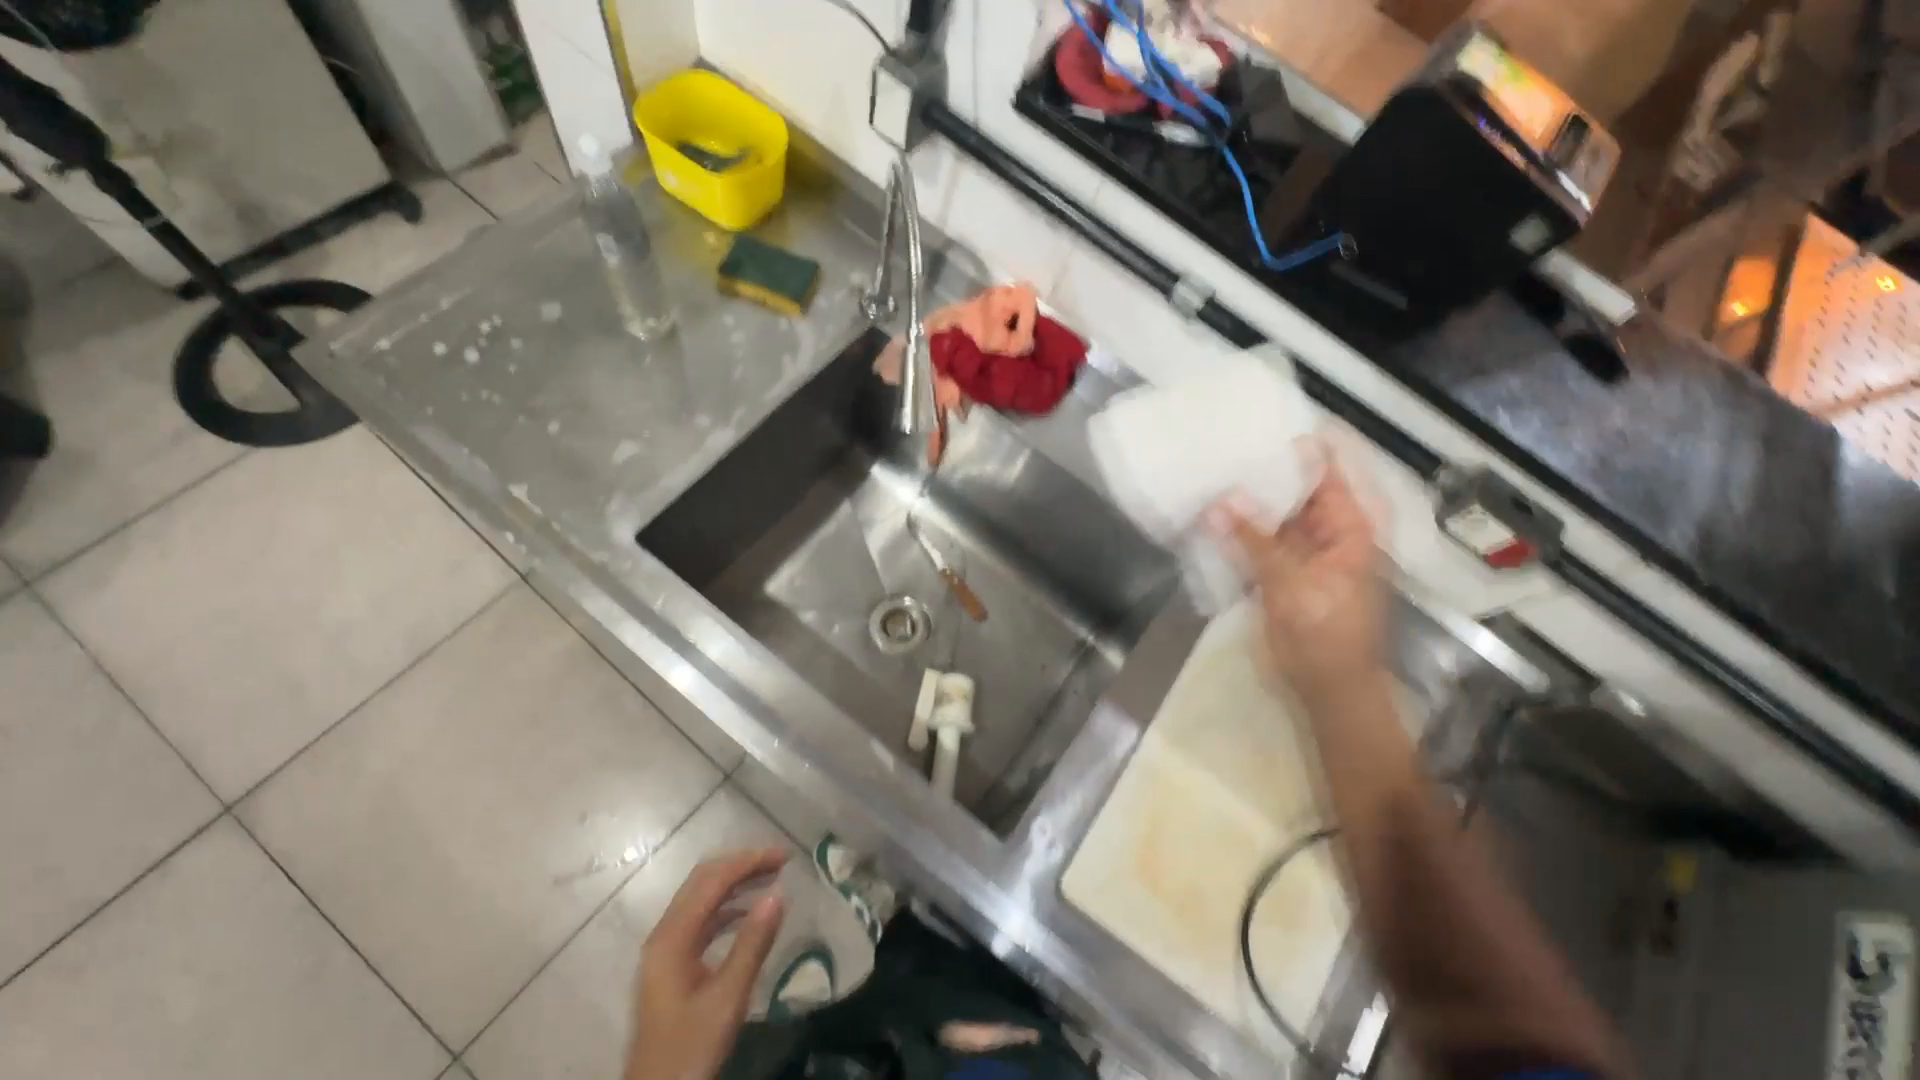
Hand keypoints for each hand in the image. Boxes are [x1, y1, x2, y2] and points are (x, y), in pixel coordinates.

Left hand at [626, 848, 788, 1079]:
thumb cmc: (691, 1049)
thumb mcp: (728, 998)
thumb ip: (753, 944)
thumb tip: (778, 894)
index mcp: (671, 938)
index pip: (711, 881)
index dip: (748, 862)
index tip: (785, 858)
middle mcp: (663, 936)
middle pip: (701, 883)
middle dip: (741, 867)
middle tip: (780, 864)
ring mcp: (664, 952)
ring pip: (700, 901)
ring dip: (734, 885)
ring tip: (771, 882)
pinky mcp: (671, 967)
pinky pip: (700, 923)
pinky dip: (726, 910)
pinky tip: (749, 917)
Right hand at [1211, 449, 1384, 704]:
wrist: (1329, 690)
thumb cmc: (1327, 636)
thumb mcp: (1293, 585)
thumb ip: (1256, 541)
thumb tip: (1221, 500)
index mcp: (1349, 527)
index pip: (1327, 471)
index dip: (1299, 446)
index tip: (1260, 422)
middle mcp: (1328, 532)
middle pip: (1296, 490)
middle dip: (1262, 472)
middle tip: (1220, 446)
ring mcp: (1303, 553)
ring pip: (1273, 515)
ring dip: (1245, 502)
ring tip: (1208, 472)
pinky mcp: (1281, 573)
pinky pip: (1258, 542)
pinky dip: (1237, 531)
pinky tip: (1207, 515)